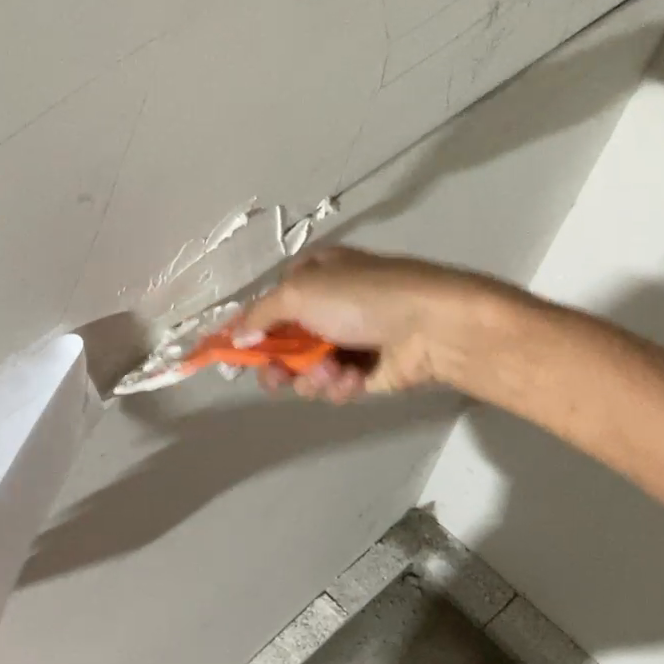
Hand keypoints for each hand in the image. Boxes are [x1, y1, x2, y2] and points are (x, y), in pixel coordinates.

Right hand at [233, 246, 512, 401]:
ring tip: (334, 372)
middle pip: (282, 345)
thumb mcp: (300, 292)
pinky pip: (333, 387)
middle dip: (278, 364)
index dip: (249, 330)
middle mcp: (327, 307)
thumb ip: (260, 316)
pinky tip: (355, 379)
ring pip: (305, 372)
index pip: (268, 305)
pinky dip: (339, 386)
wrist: (432, 325)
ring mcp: (347, 341)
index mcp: (313, 276)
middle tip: (277, 377)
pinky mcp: (364, 373)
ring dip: (313, 377)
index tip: (232, 354)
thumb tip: (236, 338)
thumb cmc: (362, 298)